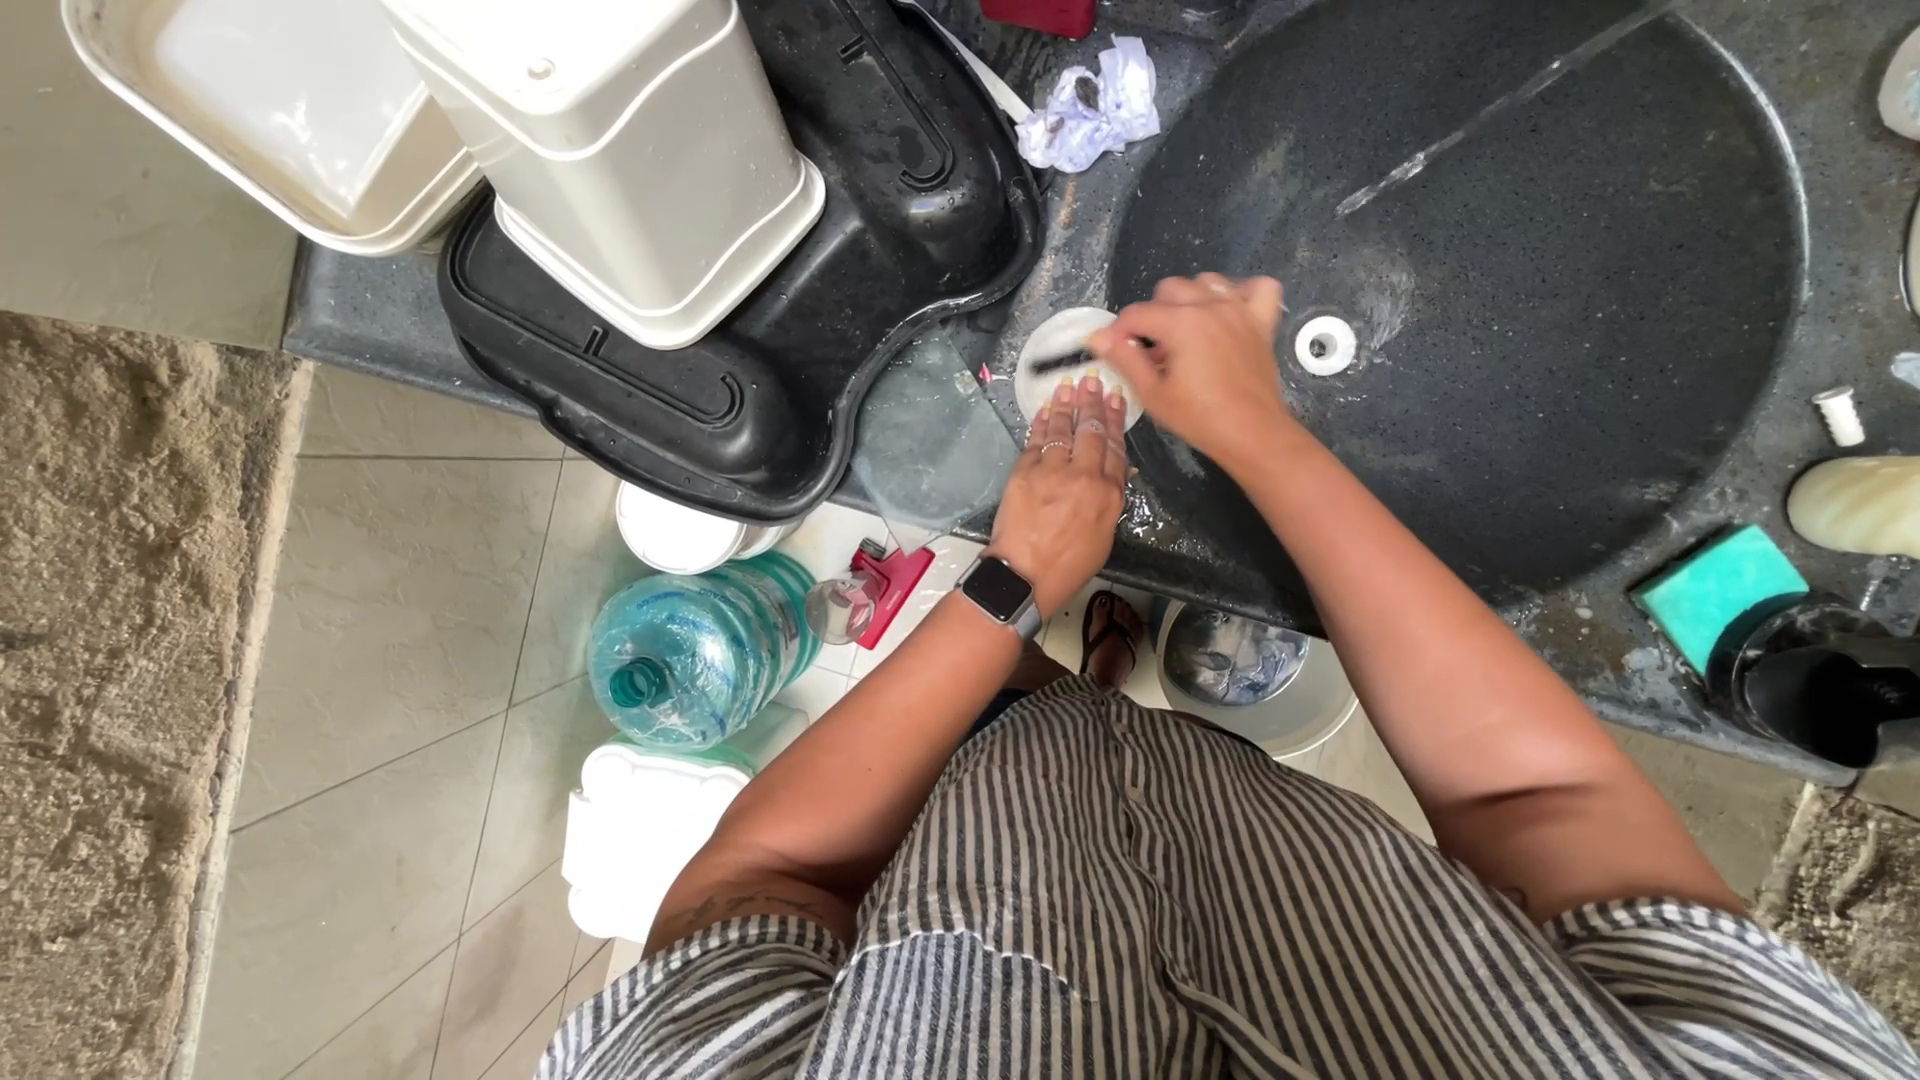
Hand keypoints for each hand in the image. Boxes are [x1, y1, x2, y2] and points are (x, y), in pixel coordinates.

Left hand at [986, 375, 1129, 616]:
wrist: (1024, 575)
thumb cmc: (1067, 566)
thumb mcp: (1103, 537)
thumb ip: (1110, 501)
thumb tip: (1116, 474)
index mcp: (1109, 495)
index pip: (1116, 449)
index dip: (1115, 421)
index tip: (1115, 400)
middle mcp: (1084, 477)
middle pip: (1092, 432)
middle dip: (1093, 403)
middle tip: (1094, 381)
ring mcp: (1052, 472)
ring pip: (1062, 430)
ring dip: (1067, 405)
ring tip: (1070, 386)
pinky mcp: (1024, 472)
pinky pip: (1036, 441)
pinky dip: (1042, 423)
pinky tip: (1046, 410)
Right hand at [1088, 273, 1304, 471]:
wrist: (1251, 433)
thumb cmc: (1198, 418)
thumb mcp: (1152, 393)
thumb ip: (1124, 359)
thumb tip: (1098, 337)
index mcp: (1181, 323)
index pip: (1137, 313)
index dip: (1119, 332)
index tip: (1116, 352)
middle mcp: (1211, 306)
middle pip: (1169, 289)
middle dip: (1153, 314)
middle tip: (1154, 349)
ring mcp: (1240, 310)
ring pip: (1207, 282)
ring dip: (1190, 300)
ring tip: (1186, 331)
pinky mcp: (1262, 321)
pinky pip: (1258, 287)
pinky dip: (1241, 294)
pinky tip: (1229, 313)